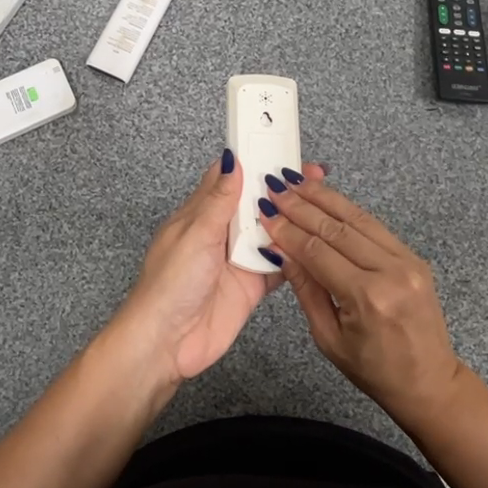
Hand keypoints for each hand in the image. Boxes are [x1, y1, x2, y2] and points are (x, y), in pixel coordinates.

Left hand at [112, 150, 325, 382]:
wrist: (166, 343)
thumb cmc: (168, 284)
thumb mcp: (195, 234)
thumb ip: (219, 199)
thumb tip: (232, 159)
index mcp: (202, 212)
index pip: (231, 177)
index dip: (254, 159)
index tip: (281, 144)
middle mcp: (221, 232)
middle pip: (256, 203)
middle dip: (282, 189)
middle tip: (314, 173)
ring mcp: (238, 258)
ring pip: (272, 231)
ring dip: (292, 219)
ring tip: (321, 202)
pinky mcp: (252, 285)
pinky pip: (280, 265)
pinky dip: (295, 255)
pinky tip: (315, 242)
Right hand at [258, 172, 462, 421]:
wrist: (429, 382)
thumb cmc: (374, 370)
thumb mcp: (329, 338)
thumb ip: (306, 290)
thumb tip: (280, 250)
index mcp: (368, 297)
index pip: (318, 253)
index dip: (288, 230)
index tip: (265, 211)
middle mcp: (390, 271)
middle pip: (336, 229)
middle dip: (302, 206)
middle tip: (275, 187)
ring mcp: (407, 260)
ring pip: (357, 218)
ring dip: (325, 197)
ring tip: (297, 181)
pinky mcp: (413, 256)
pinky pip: (374, 226)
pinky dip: (347, 210)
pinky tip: (327, 198)